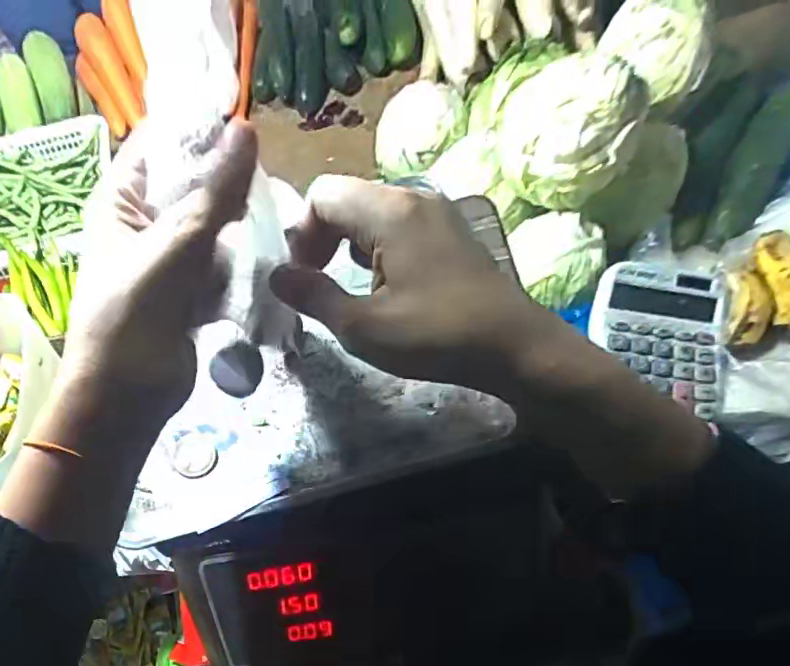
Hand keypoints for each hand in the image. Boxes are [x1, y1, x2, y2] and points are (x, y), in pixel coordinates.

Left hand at [60, 119, 258, 424]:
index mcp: (122, 199)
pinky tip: (260, 275)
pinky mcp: (189, 297)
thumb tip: (246, 129)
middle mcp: (144, 225)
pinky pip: (220, 271)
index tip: (248, 132)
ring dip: (240, 237)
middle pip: (195, 189)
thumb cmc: (135, 313)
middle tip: (267, 194)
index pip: (162, 144)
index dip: (201, 133)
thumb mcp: (176, 246)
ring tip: (270, 237)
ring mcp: (169, 263)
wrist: (127, 394)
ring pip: (215, 233)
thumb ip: (215, 193)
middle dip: (230, 192)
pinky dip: (237, 274)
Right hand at [269, 177, 566, 395]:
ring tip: (349, 293)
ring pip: (373, 215)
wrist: (513, 346)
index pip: (322, 195)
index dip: (301, 235)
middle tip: (318, 288)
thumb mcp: (364, 327)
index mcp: (389, 210)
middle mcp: (413, 198)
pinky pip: (400, 228)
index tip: (303, 279)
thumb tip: (276, 277)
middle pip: (347, 200)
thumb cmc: (436, 337)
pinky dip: (378, 251)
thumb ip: (315, 297)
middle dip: (322, 241)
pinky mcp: (452, 234)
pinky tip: (385, 290)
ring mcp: (437, 214)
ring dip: (349, 249)